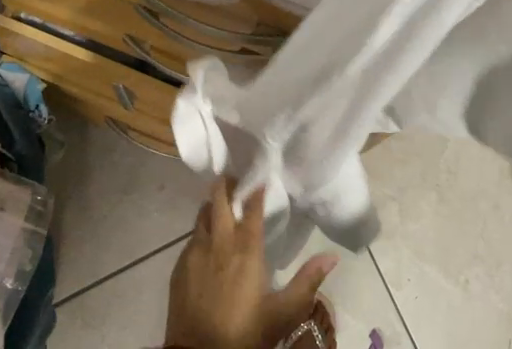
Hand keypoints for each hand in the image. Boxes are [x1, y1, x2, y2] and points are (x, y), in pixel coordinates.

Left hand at [164, 179, 337, 348]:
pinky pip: (191, 238)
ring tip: (221, 204)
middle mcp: (218, 243)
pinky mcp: (179, 267)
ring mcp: (194, 252)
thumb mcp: (283, 313)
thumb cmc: (245, 333)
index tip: (261, 178)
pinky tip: (207, 241)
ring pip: (202, 215)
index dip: (255, 190)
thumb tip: (332, 256)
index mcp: (246, 249)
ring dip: (212, 205)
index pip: (250, 208)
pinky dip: (201, 231)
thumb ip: (307, 282)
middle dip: (226, 184)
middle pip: (218, 199)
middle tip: (236, 178)